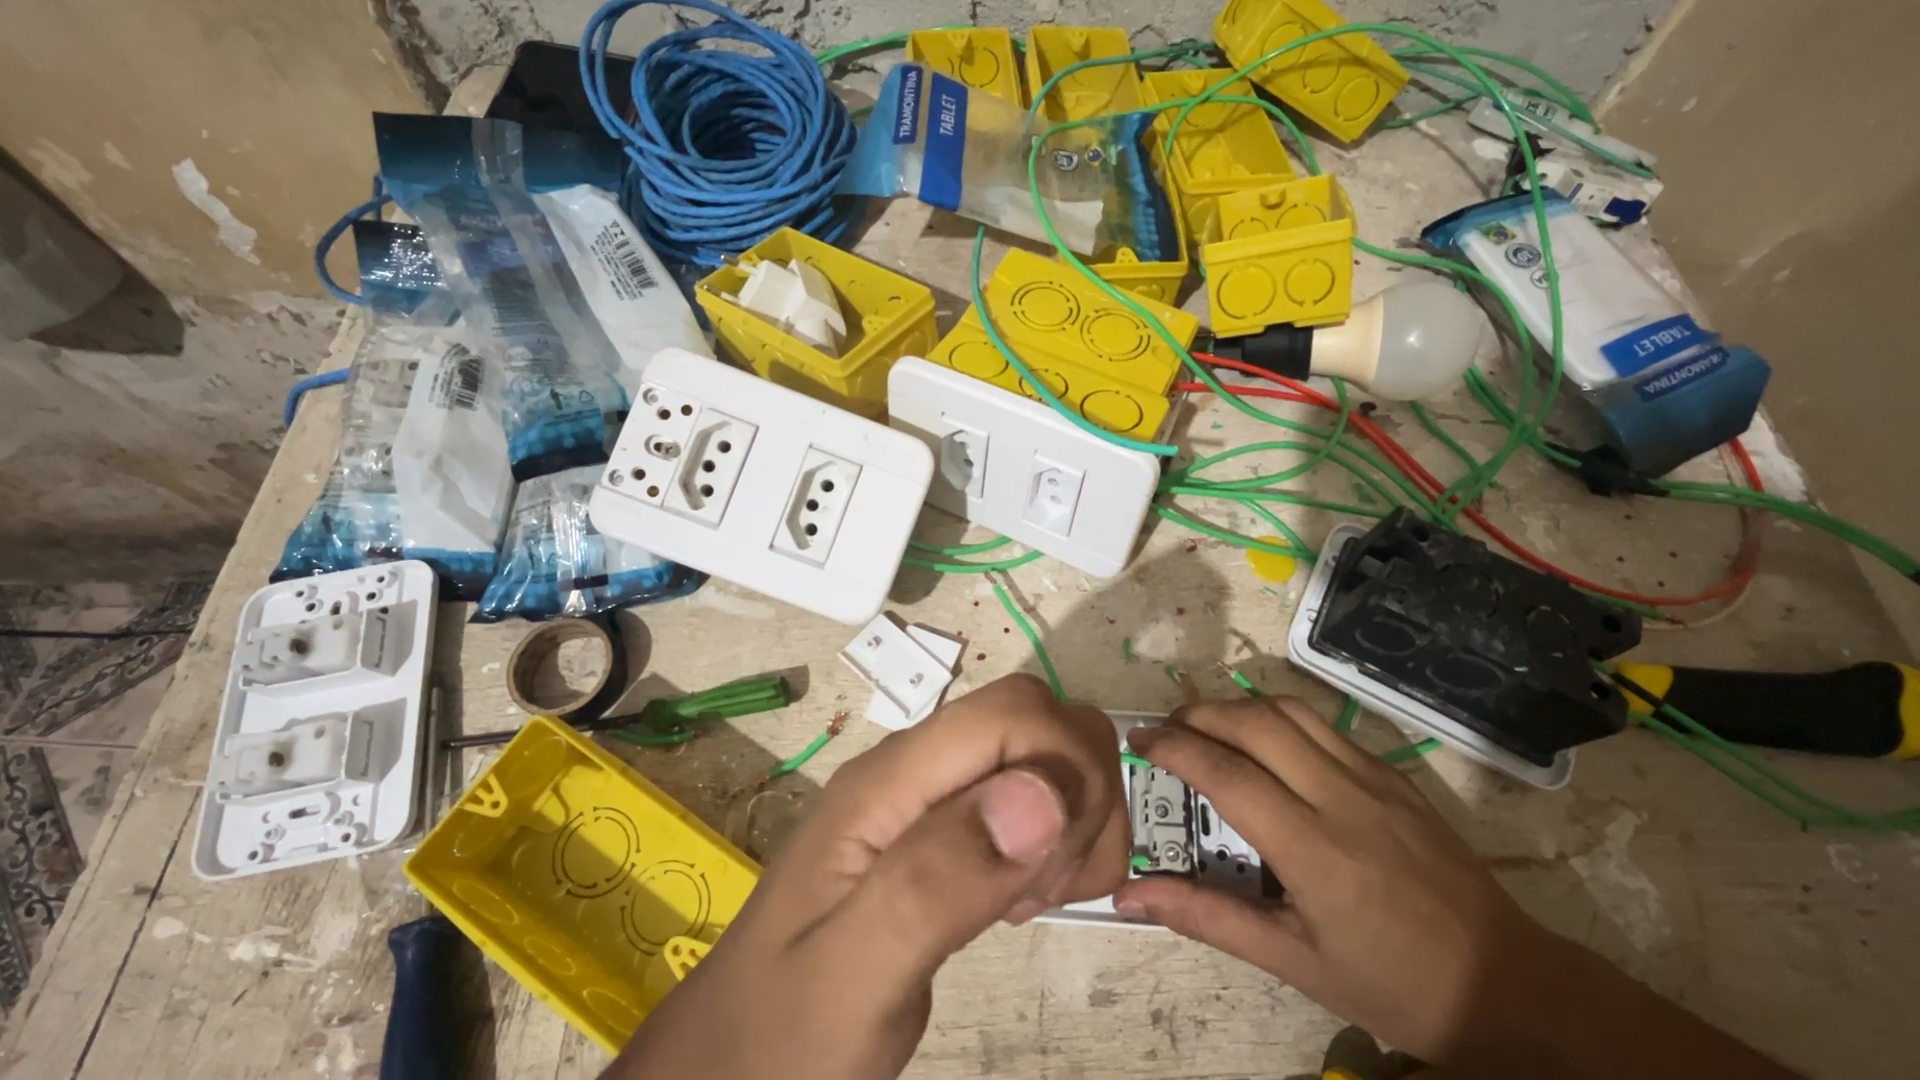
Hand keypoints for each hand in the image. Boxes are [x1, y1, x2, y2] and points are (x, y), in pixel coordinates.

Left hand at [609, 674, 1129, 1079]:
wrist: (735, 1061)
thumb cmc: (785, 1033)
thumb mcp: (854, 973)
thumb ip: (937, 880)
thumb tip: (1041, 793)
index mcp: (887, 785)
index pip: (1012, 712)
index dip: (1065, 769)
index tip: (1054, 868)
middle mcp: (911, 774)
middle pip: (1035, 722)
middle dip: (1077, 794)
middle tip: (1045, 890)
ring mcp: (926, 802)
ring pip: (1041, 757)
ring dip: (1073, 821)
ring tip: (1032, 902)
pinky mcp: (941, 836)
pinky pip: (1027, 804)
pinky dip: (1057, 842)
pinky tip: (1024, 901)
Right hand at [1114, 697, 1561, 1066]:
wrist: (1506, 983)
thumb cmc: (1391, 983)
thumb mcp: (1293, 962)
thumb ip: (1207, 918)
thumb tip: (1128, 895)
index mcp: (1315, 851)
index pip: (1227, 775)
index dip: (1174, 749)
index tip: (1138, 742)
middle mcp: (1344, 798)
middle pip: (1256, 723)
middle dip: (1199, 714)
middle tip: (1165, 731)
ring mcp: (1376, 779)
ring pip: (1292, 711)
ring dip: (1239, 707)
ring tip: (1206, 727)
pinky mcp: (1397, 776)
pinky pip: (1325, 726)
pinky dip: (1279, 719)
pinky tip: (1265, 746)